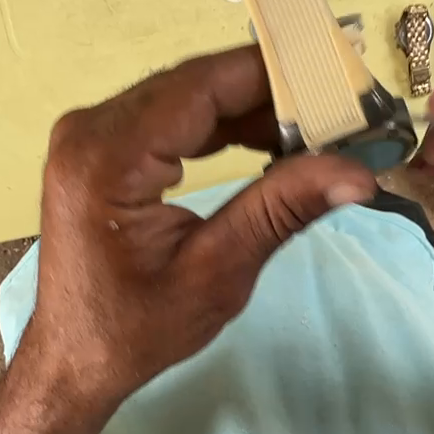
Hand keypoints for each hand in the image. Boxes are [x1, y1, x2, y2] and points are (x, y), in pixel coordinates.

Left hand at [24, 46, 377, 409]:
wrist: (74, 357)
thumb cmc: (137, 329)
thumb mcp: (217, 273)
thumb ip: (281, 210)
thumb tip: (360, 174)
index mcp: (107, 157)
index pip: (202, 86)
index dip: (275, 75)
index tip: (340, 78)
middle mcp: (90, 129)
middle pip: (194, 84)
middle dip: (270, 93)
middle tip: (340, 108)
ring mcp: (90, 135)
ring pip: (186, 97)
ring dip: (250, 110)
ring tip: (316, 129)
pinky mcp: (100, 148)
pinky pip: (169, 119)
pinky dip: (220, 127)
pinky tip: (268, 142)